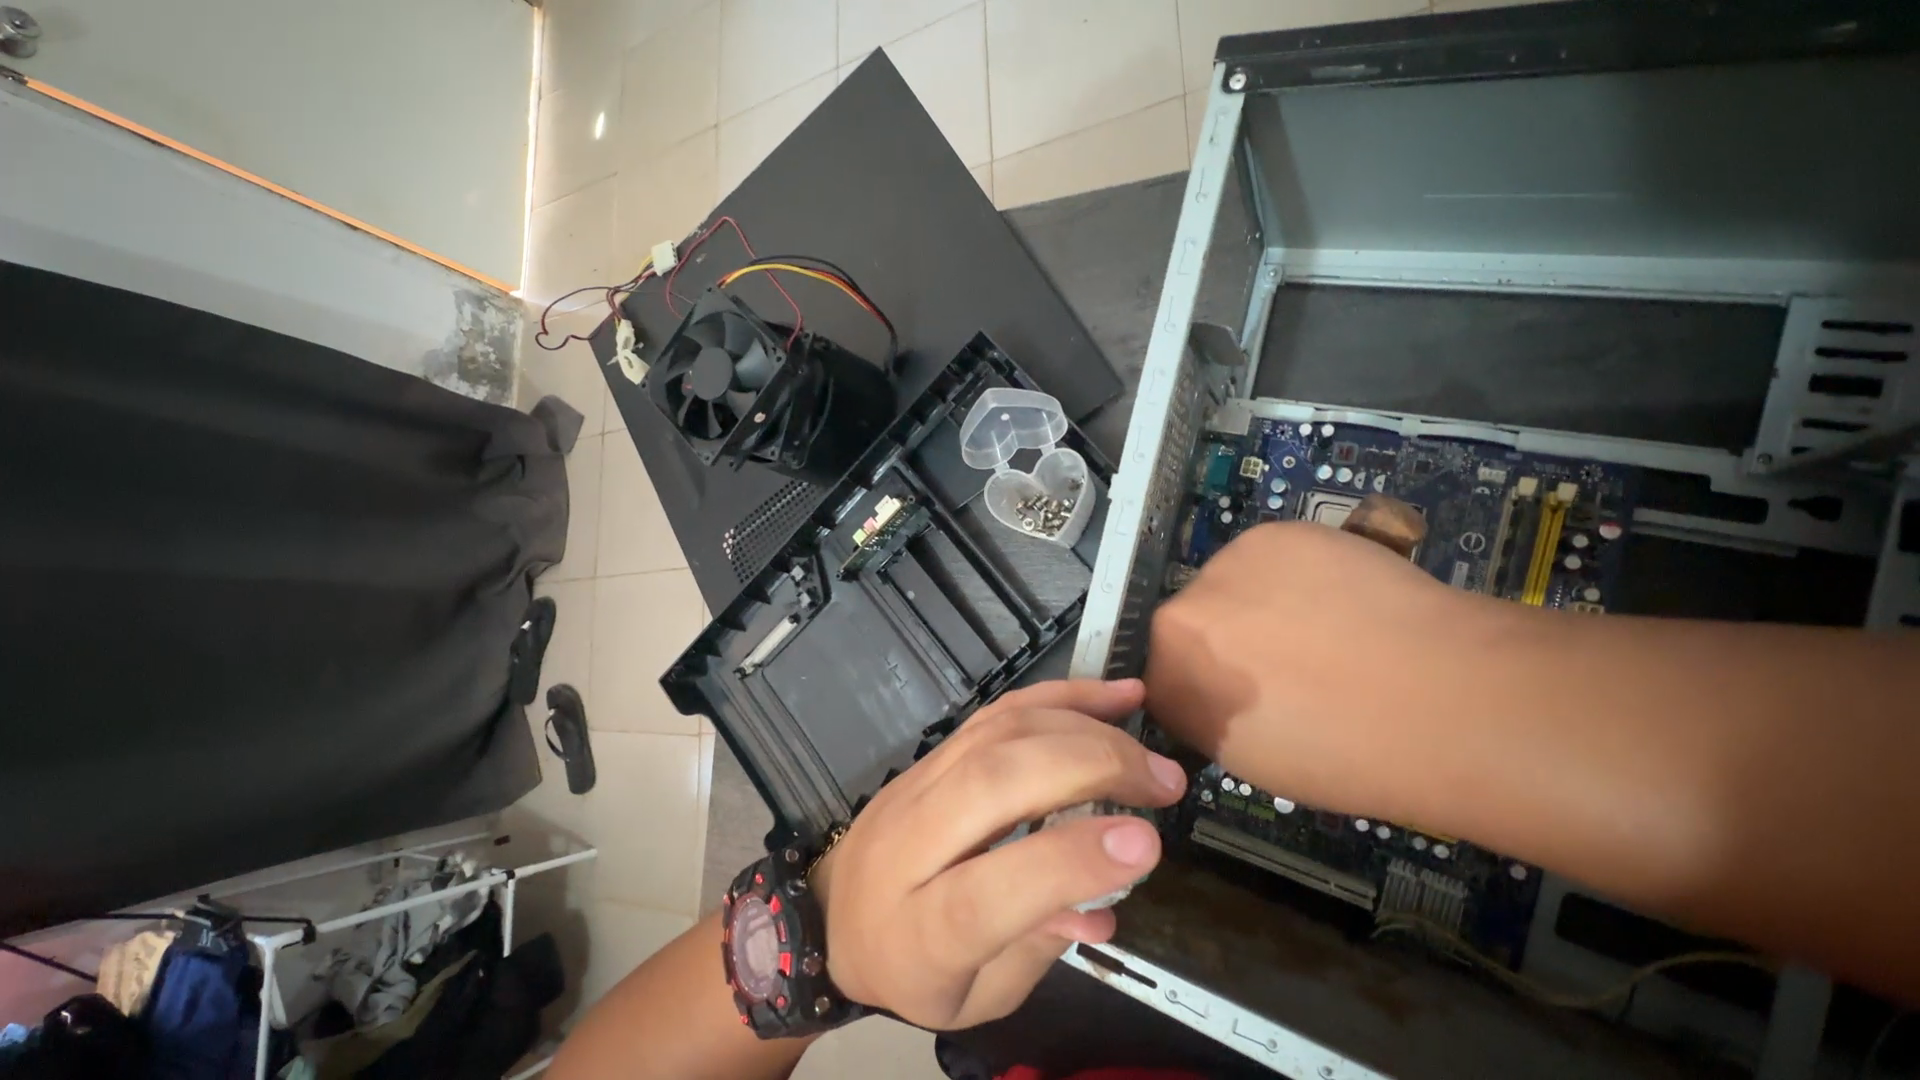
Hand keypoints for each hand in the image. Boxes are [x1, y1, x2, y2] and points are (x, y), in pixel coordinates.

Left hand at [811, 679, 1185, 1029]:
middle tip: (1163, 784)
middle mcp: (911, 842)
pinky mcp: (936, 751)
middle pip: (992, 782)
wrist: (832, 913)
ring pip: (998, 733)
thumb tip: (1103, 905)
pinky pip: (998, 710)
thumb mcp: (969, 998)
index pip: (985, 890)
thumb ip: (1034, 954)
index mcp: (918, 930)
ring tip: (1148, 753)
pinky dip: (1059, 696)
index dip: (1066, 862)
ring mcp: (919, 783)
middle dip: (1090, 768)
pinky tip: (1113, 695)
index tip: (1144, 843)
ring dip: (1082, 728)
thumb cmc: (908, 966)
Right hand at [1146, 521, 1508, 825]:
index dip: (1205, 692)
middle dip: (1228, 640)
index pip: (1162, 680)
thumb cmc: (1345, 756)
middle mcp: (1180, 615)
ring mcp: (1227, 566)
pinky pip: (1271, 555)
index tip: (1242, 705)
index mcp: (1167, 680)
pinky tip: (1341, 599)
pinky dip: (1297, 572)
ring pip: (1231, 583)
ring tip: (1323, 629)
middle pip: (1193, 624)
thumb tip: (1225, 695)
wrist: (1437, 699)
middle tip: (1284, 667)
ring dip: (1258, 601)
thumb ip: (1214, 718)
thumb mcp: (1253, 760)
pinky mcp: (1275, 533)